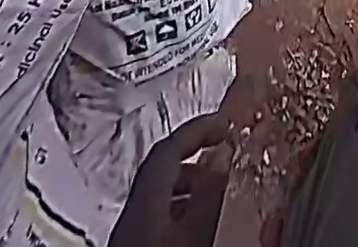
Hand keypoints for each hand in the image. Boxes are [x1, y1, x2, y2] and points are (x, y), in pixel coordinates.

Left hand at [109, 114, 230, 246]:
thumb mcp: (191, 229)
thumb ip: (207, 192)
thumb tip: (224, 155)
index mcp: (146, 188)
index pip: (172, 144)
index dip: (199, 128)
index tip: (223, 121)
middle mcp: (135, 202)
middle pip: (165, 163)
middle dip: (196, 152)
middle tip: (223, 150)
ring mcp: (132, 224)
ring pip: (164, 188)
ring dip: (192, 182)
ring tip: (219, 187)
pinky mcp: (136, 239)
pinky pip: (162, 210)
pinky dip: (184, 205)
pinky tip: (200, 222)